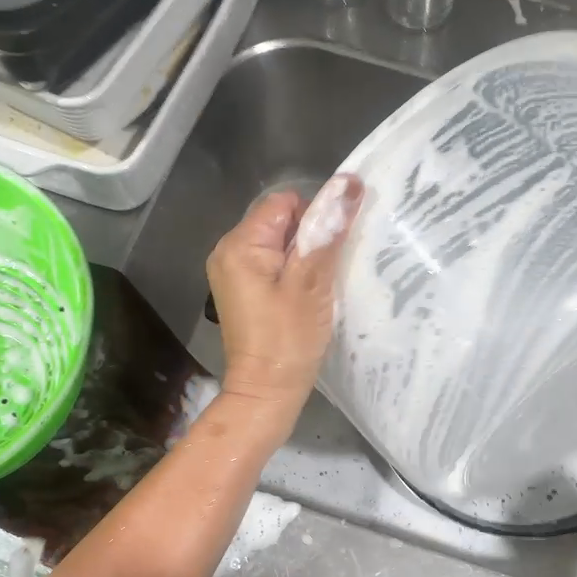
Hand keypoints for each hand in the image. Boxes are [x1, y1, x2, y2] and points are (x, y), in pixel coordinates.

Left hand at [206, 174, 363, 411]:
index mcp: (240, 243)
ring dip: (301, 261)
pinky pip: (269, 268)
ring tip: (314, 291)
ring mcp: (231, 274)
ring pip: (277, 246)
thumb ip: (327, 231)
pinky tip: (302, 301)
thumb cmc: (288, 340)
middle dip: (307, 241)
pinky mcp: (240, 294)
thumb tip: (349, 183)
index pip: (285, 203)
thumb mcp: (312, 283)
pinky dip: (289, 277)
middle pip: (279, 223)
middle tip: (324, 277)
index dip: (314, 220)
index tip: (329, 255)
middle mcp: (227, 251)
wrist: (265, 393)